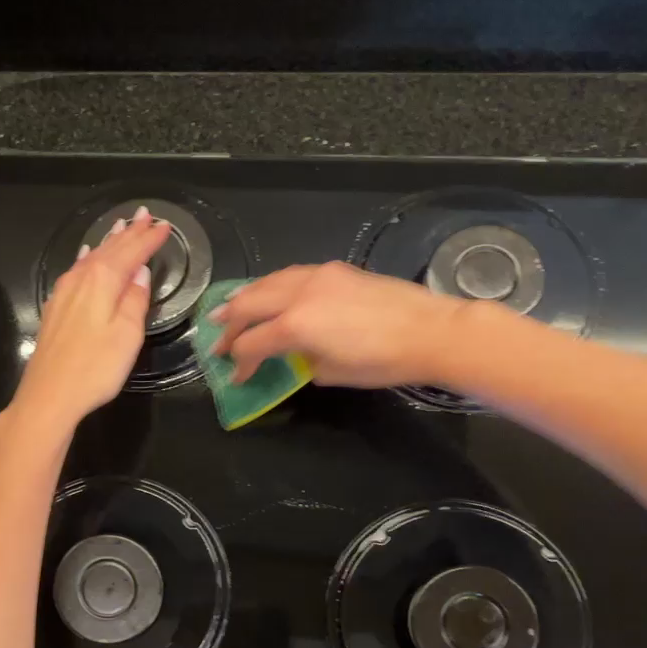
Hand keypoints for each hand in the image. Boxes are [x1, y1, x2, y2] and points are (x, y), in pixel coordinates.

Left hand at [6, 207, 171, 431]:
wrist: (48, 396)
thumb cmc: (94, 369)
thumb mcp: (126, 335)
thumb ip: (135, 300)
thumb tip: (140, 274)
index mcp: (101, 281)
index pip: (131, 253)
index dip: (149, 239)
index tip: (165, 226)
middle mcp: (80, 280)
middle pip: (109, 250)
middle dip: (130, 232)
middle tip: (146, 215)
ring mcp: (63, 294)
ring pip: (91, 257)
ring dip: (110, 242)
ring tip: (123, 227)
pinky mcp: (55, 309)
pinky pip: (77, 270)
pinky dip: (89, 258)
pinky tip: (87, 256)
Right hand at [209, 261, 476, 386]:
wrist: (431, 331)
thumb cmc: (382, 362)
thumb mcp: (333, 373)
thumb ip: (302, 363)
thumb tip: (292, 359)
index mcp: (295, 326)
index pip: (252, 344)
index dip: (240, 363)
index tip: (236, 377)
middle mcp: (298, 295)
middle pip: (248, 306)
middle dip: (228, 325)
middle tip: (215, 339)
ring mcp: (317, 278)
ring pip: (267, 283)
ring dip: (244, 297)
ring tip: (227, 307)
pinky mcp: (334, 271)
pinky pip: (289, 275)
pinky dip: (271, 285)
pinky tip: (267, 291)